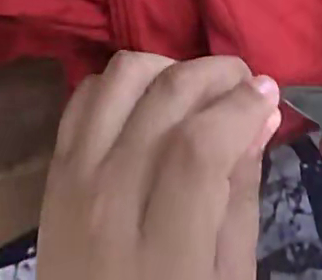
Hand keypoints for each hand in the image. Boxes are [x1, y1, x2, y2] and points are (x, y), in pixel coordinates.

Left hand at [37, 52, 281, 279]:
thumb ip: (242, 195)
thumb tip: (262, 112)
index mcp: (158, 254)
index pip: (199, 146)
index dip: (241, 107)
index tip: (268, 95)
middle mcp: (107, 202)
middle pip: (165, 98)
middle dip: (217, 75)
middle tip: (245, 85)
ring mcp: (72, 179)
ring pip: (122, 77)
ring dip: (169, 68)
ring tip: (197, 93)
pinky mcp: (54, 169)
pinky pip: (86, 94)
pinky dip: (123, 83)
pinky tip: (151, 104)